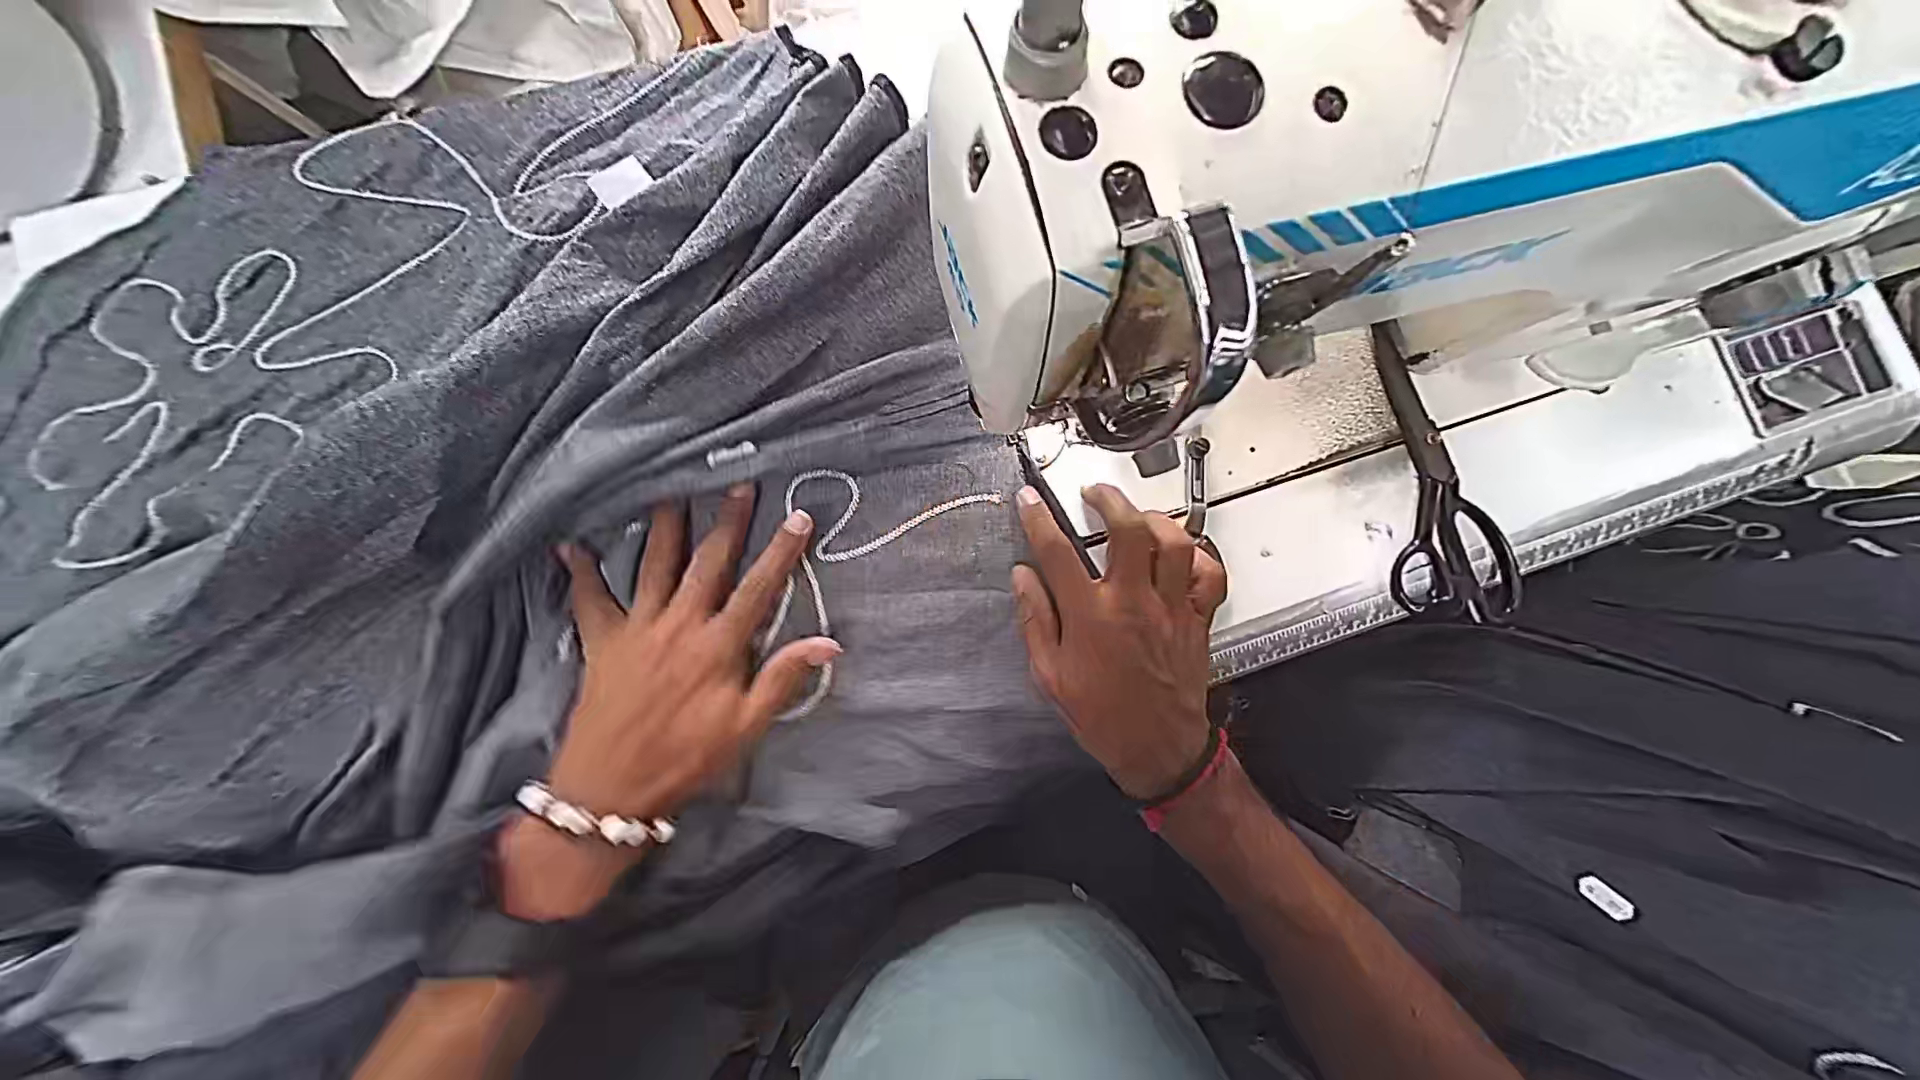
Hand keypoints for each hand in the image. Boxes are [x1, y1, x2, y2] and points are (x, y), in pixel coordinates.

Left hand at [499, 483, 838, 919]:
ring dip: (666, 526)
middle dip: (728, 521)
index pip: (759, 588)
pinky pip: (591, 600)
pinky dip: (581, 572)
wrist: (609, 791)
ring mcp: (638, 629)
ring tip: (670, 490)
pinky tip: (571, 546)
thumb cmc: (686, 759)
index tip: (798, 517)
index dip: (781, 551)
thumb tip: (829, 642)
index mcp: (719, 646)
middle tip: (739, 484)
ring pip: (655, 565)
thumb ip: (783, 679)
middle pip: (709, 563)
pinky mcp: (603, 642)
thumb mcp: (746, 727)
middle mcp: (680, 626)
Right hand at [1010, 483, 1227, 798]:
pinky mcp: (1197, 619)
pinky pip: (1209, 574)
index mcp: (1091, 617)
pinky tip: (1180, 551)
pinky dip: (1198, 554)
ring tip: (1137, 514)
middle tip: (1095, 492)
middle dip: (1109, 499)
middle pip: (1127, 530)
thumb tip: (1023, 577)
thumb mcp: (1050, 674)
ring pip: (1173, 542)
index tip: (1029, 500)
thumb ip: (1035, 620)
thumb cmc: (1102, 716)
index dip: (1038, 518)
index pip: (1057, 552)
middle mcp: (1133, 604)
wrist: (1157, 749)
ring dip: (1154, 518)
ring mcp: (1171, 609)